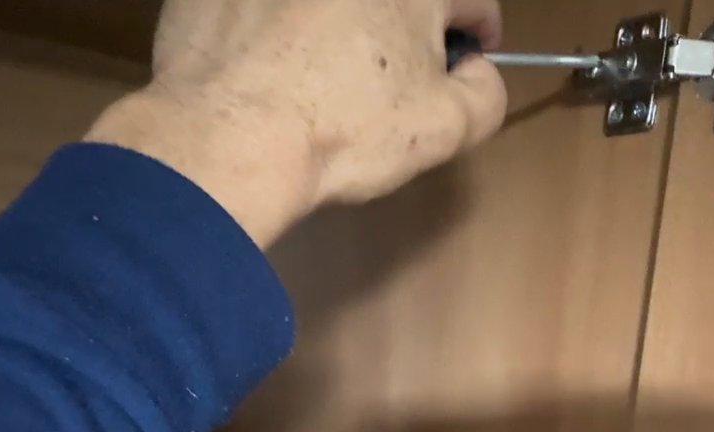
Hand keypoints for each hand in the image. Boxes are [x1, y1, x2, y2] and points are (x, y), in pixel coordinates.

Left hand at [87, 0, 507, 246]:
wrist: (230, 136)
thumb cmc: (347, 130)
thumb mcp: (443, 129)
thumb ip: (484, 96)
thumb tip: (476, 75)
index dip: (479, 33)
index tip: (469, 59)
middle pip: (397, 0)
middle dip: (405, 29)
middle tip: (392, 79)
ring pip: (332, 6)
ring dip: (342, 24)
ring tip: (326, 76)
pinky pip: (272, 9)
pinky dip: (281, 25)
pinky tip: (274, 69)